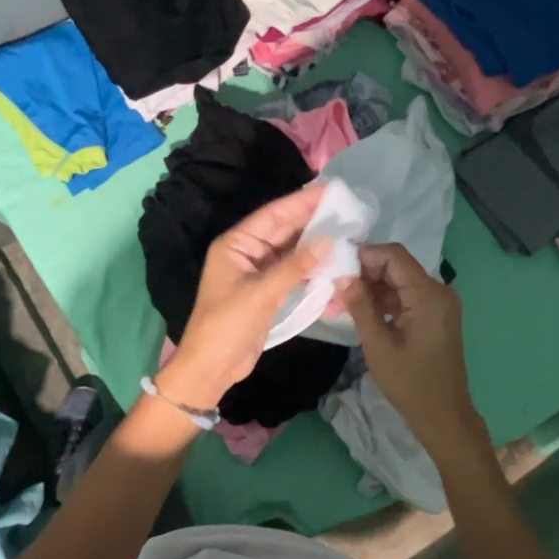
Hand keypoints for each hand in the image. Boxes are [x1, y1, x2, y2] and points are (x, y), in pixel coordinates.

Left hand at [157, 185, 326, 411]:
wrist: (212, 367)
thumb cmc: (228, 325)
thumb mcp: (262, 293)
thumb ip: (295, 266)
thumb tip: (328, 241)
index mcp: (236, 245)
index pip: (273, 216)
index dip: (301, 203)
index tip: (330, 192)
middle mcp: (247, 254)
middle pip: (284, 232)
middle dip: (313, 223)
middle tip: (347, 212)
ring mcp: (257, 274)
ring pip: (292, 254)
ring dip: (316, 248)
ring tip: (347, 237)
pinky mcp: (267, 294)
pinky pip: (293, 275)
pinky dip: (311, 272)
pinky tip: (333, 268)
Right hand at [339, 243, 489, 461]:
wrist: (443, 414)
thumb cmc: (410, 383)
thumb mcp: (378, 345)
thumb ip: (360, 307)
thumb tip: (342, 278)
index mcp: (428, 295)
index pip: (394, 256)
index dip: (365, 256)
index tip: (337, 268)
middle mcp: (439, 292)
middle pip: (398, 266)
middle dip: (366, 273)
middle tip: (336, 288)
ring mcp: (440, 304)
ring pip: (401, 281)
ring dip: (373, 288)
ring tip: (343, 303)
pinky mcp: (436, 316)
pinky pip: (408, 297)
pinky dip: (386, 301)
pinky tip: (363, 313)